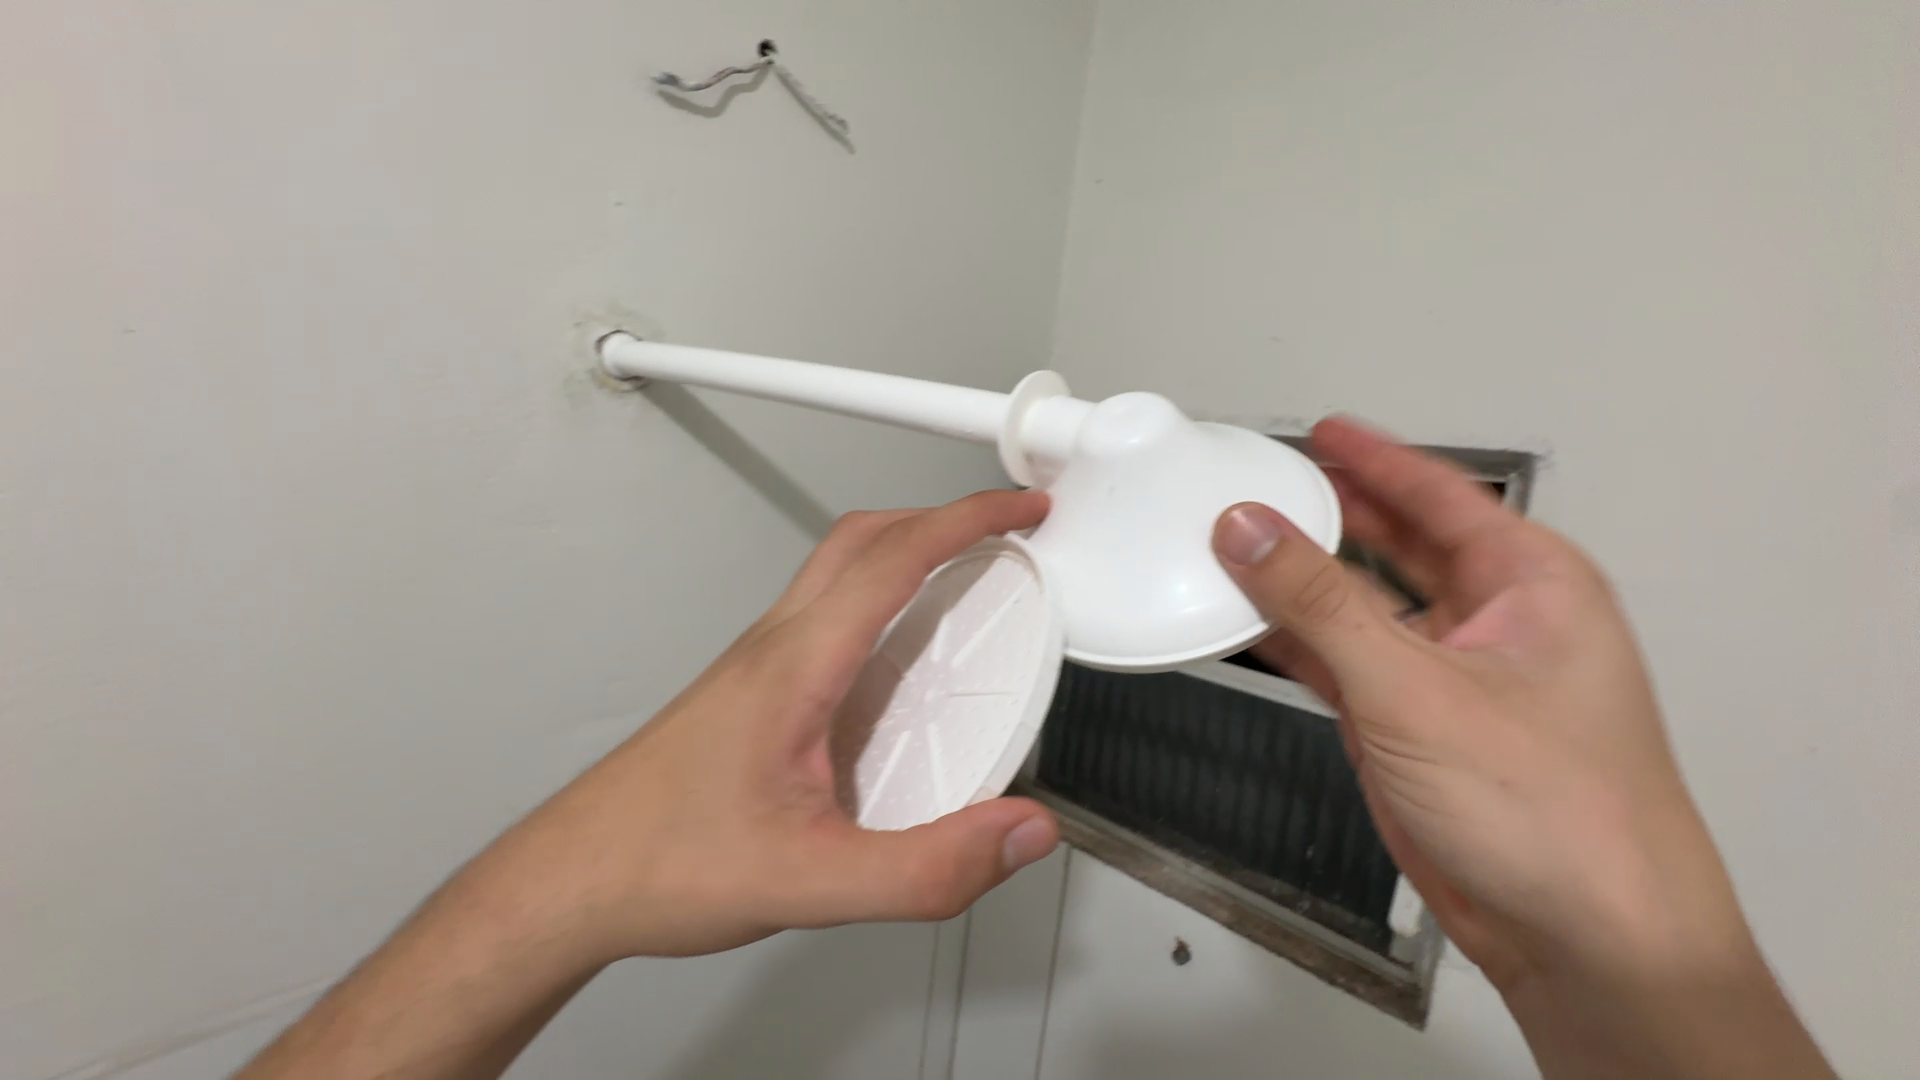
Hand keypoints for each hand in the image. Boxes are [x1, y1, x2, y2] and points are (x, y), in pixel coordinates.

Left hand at [239, 491, 1061, 1079]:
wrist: (573, 878)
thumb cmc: (661, 862)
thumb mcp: (812, 881)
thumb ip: (926, 866)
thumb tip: (1017, 830)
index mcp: (797, 665)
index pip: (894, 558)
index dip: (969, 521)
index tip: (1018, 510)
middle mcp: (778, 646)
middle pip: (866, 537)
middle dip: (944, 516)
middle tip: (1001, 527)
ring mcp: (764, 661)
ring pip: (843, 567)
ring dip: (910, 549)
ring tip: (968, 575)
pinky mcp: (760, 686)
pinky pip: (830, 612)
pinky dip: (883, 598)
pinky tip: (904, 655)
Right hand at [1212, 418, 1834, 1079]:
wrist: (1574, 936)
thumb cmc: (1539, 802)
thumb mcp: (1414, 684)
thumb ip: (1318, 600)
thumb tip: (1244, 525)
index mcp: (1527, 584)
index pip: (1440, 494)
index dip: (1375, 458)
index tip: (1318, 430)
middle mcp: (1487, 618)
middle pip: (1396, 542)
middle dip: (1333, 511)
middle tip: (1264, 479)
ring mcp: (1441, 672)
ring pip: (1358, 602)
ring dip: (1301, 578)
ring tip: (1235, 542)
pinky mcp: (1404, 719)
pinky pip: (1338, 656)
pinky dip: (1291, 637)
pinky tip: (1243, 620)